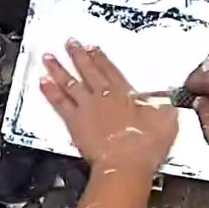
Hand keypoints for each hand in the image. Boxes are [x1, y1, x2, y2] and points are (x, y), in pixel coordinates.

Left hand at [40, 41, 177, 179]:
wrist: (126, 165)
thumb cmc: (147, 145)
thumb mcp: (166, 120)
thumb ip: (163, 103)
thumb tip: (163, 93)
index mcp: (124, 92)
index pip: (110, 70)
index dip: (100, 58)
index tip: (92, 47)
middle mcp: (103, 95)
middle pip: (88, 70)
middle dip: (78, 55)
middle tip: (69, 43)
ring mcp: (87, 108)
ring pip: (69, 82)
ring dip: (58, 68)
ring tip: (48, 57)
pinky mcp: (74, 122)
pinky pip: (59, 102)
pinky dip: (49, 91)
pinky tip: (42, 82)